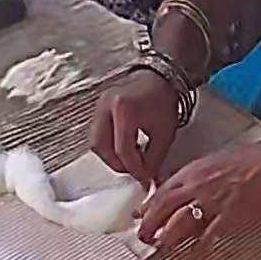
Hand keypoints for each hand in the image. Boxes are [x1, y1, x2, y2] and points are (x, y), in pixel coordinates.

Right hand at [91, 68, 180, 187]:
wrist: (158, 81)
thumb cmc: (163, 104)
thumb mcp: (164, 135)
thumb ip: (154, 159)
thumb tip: (146, 178)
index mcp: (124, 110)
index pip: (122, 149)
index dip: (133, 168)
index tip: (144, 178)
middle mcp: (106, 106)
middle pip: (101, 146)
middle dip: (117, 164)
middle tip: (134, 171)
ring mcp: (99, 106)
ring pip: (95, 141)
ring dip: (110, 156)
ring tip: (131, 160)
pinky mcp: (99, 108)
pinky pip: (97, 133)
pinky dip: (108, 146)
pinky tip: (126, 149)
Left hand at [136, 135, 260, 249]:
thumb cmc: (246, 161)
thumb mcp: (211, 162)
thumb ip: (194, 178)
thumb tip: (181, 193)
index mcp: (192, 173)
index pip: (162, 192)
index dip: (148, 207)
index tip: (141, 217)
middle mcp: (197, 188)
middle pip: (165, 209)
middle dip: (151, 225)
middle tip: (145, 238)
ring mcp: (212, 203)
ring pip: (182, 223)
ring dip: (170, 237)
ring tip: (164, 247)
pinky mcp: (229, 216)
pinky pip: (210, 234)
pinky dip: (201, 244)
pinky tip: (197, 251)